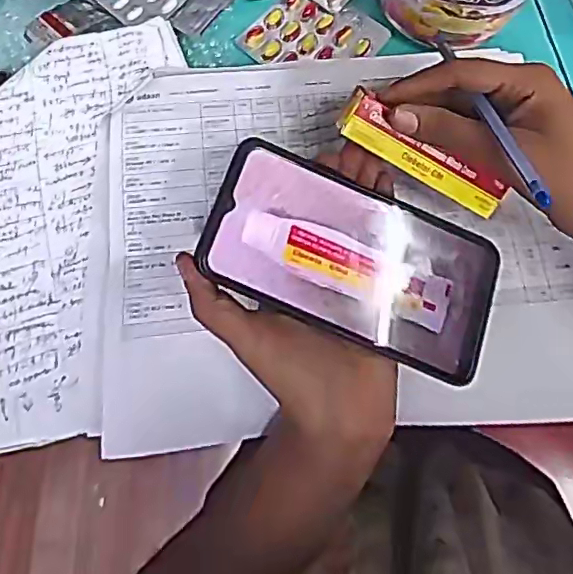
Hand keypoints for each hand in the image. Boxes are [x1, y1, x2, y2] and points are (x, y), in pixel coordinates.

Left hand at [176, 155, 395, 452]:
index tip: (306, 161)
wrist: (338, 418)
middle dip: (338, 178)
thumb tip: (183, 261)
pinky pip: (388, 243)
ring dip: (364, 186)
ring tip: (366, 161)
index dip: (303, 185)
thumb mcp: (242, 333)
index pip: (296, 215)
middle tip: (343, 155)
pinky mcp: (383, 286)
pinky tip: (388, 187)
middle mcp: (322, 266)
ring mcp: (356, 275)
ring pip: (360, 219)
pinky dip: (390, 211)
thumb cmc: (289, 378)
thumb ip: (210, 301)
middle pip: (332, 210)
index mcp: (291, 269)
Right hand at [376, 59, 572, 249]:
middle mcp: (522, 87)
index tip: (382, 100)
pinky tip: (427, 144)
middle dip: (420, 102)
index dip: (417, 86)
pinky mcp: (519, 132)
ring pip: (465, 108)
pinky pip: (476, 127)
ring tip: (394, 131)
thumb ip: (451, 133)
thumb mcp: (508, 156)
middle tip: (380, 116)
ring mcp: (521, 110)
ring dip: (432, 120)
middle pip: (460, 88)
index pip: (460, 74)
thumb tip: (400, 116)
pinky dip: (450, 135)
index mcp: (528, 79)